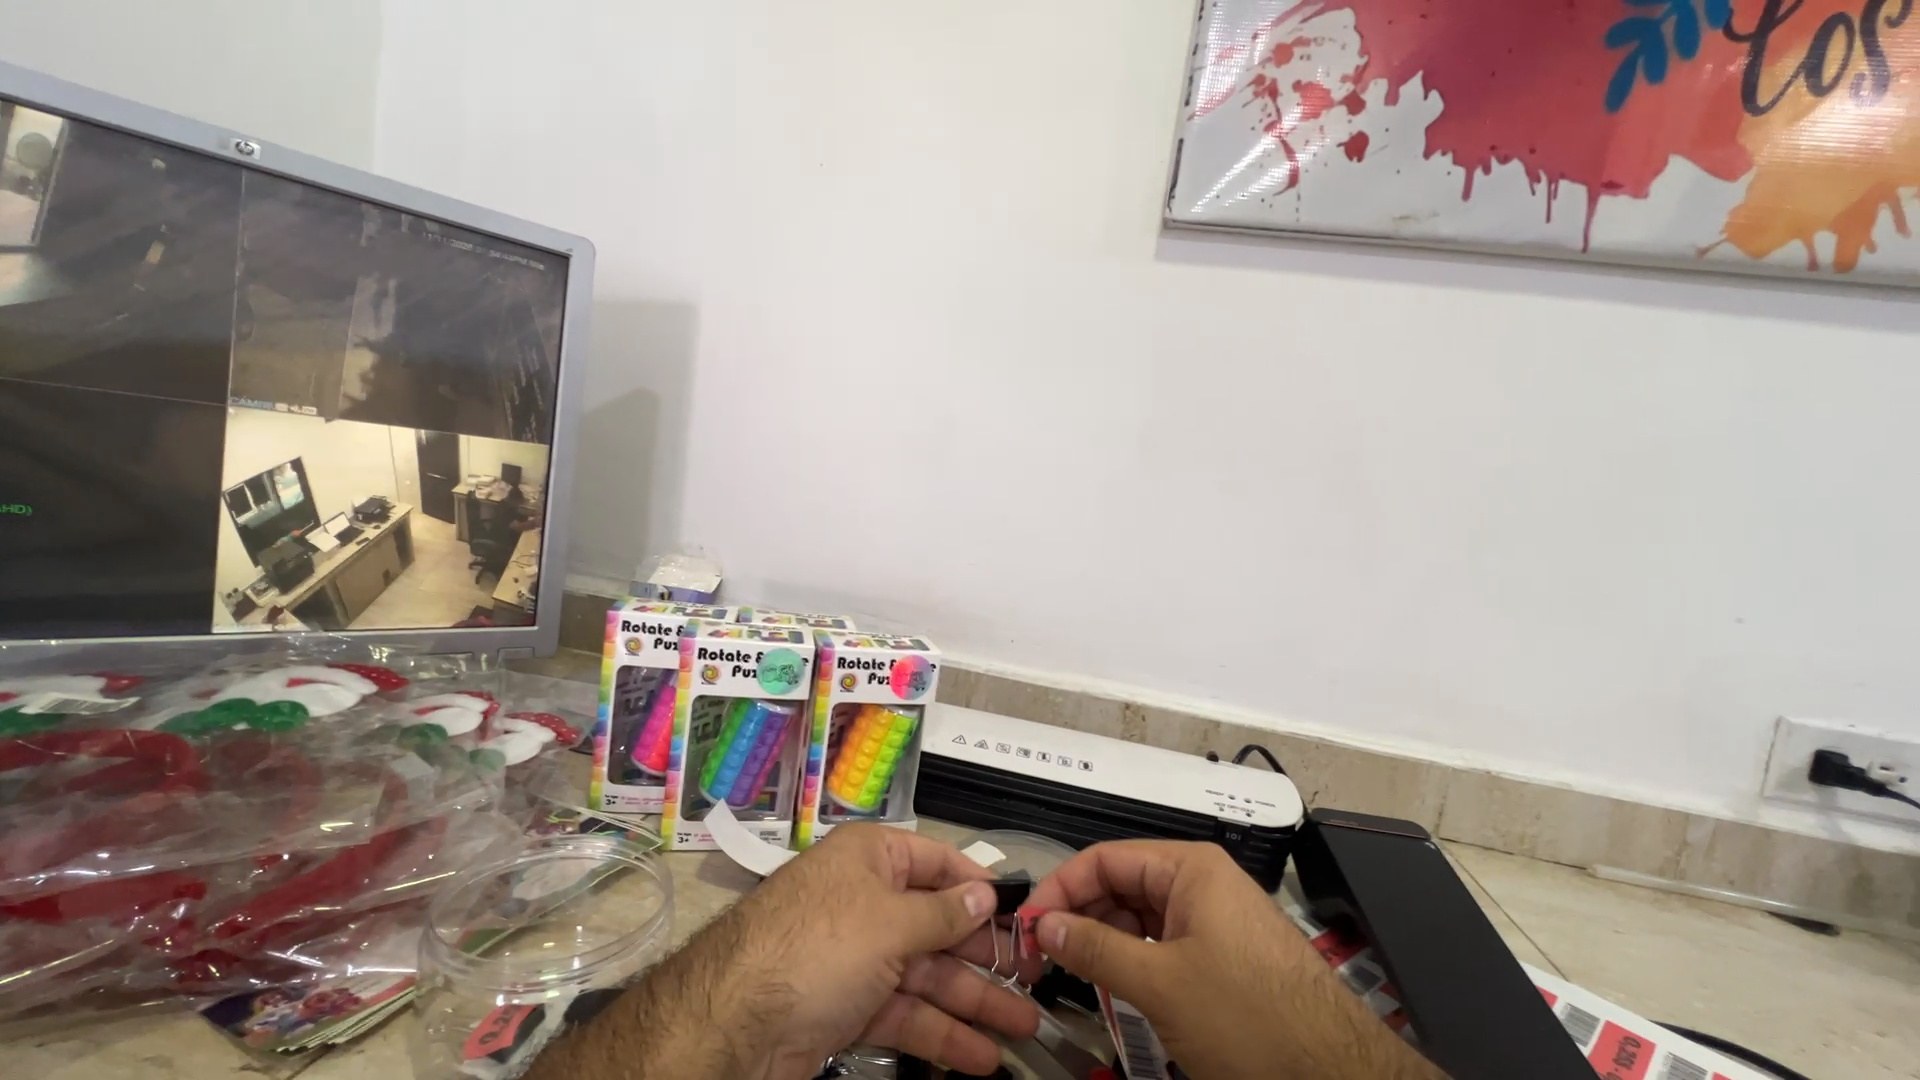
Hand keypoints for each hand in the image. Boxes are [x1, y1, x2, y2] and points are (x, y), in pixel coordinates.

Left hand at [529, 825, 1038, 1079]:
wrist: (732, 1025)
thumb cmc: (819, 947)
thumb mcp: (890, 922)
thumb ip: (943, 913)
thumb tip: (984, 894)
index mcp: (872, 860)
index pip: (937, 863)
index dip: (979, 887)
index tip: (1020, 914)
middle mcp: (865, 902)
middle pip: (937, 925)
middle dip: (985, 956)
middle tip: (1034, 981)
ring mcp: (856, 958)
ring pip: (927, 975)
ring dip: (973, 1003)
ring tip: (1022, 1028)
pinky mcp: (846, 1008)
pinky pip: (904, 1013)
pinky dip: (940, 1034)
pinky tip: (980, 1057)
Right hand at [1029, 840, 1443, 1079]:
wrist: (1336, 1077)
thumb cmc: (1248, 1017)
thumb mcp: (1158, 983)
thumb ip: (1093, 947)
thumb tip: (1042, 925)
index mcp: (1189, 867)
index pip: (1105, 858)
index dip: (1061, 888)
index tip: (1027, 925)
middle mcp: (1201, 882)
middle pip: (1121, 884)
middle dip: (1080, 916)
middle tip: (1041, 954)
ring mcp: (1214, 919)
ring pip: (1140, 916)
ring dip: (1104, 941)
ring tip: (1074, 972)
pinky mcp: (1222, 954)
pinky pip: (1163, 943)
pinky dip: (1133, 959)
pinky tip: (1116, 984)